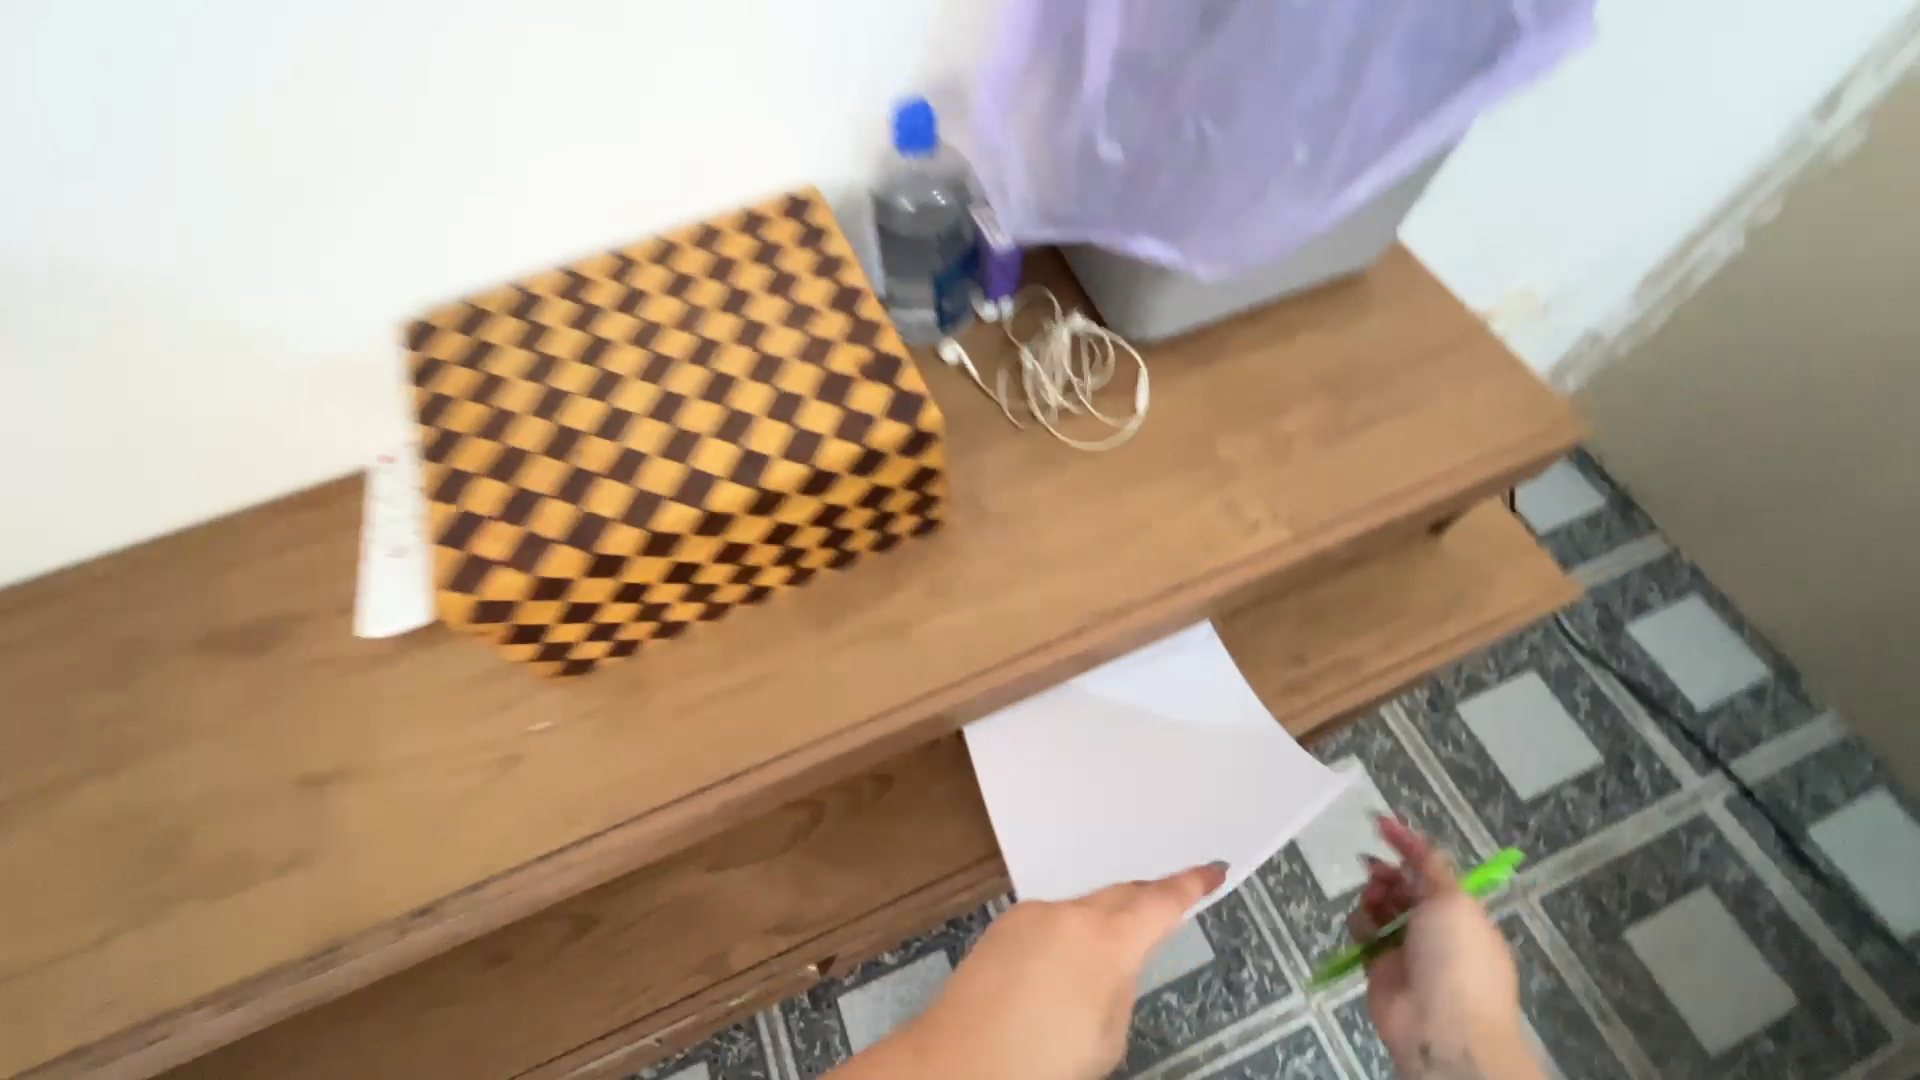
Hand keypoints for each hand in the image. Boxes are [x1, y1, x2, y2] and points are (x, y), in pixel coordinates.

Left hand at [835, 862, 1226, 1079]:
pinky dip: (1069, 935)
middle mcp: (1068, 913)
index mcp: (1104, 941)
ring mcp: (1031, 913)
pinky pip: (1052, 919)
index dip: (1190, 884)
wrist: (954, 1064)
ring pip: (1083, 908)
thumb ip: (1119, 988)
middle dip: (1147, 900)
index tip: (1212, 868)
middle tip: (1173, 906)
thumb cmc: (1042, 1063)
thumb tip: (1114, 963)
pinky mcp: (1003, 923)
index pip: (1159, 903)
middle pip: (1120, 895)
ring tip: (1106, 963)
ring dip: (1104, 923)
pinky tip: (1061, 971)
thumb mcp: (1104, 1040)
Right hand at [1351, 819, 1538, 1079]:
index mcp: (1462, 915)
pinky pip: (1365, 932)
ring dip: (1374, 896)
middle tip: (1372, 866)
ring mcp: (1407, 949)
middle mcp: (1436, 930)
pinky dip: (1361, 924)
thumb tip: (1415, 839)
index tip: (1380, 822)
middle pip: (1404, 887)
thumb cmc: (1457, 959)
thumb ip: (1431, 866)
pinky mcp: (1379, 965)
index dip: (1408, 845)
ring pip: (1381, 906)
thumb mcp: (1454, 901)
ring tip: (1373, 900)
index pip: (1432, 870)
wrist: (1442, 1027)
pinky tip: (1364, 926)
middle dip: (1387, 872)